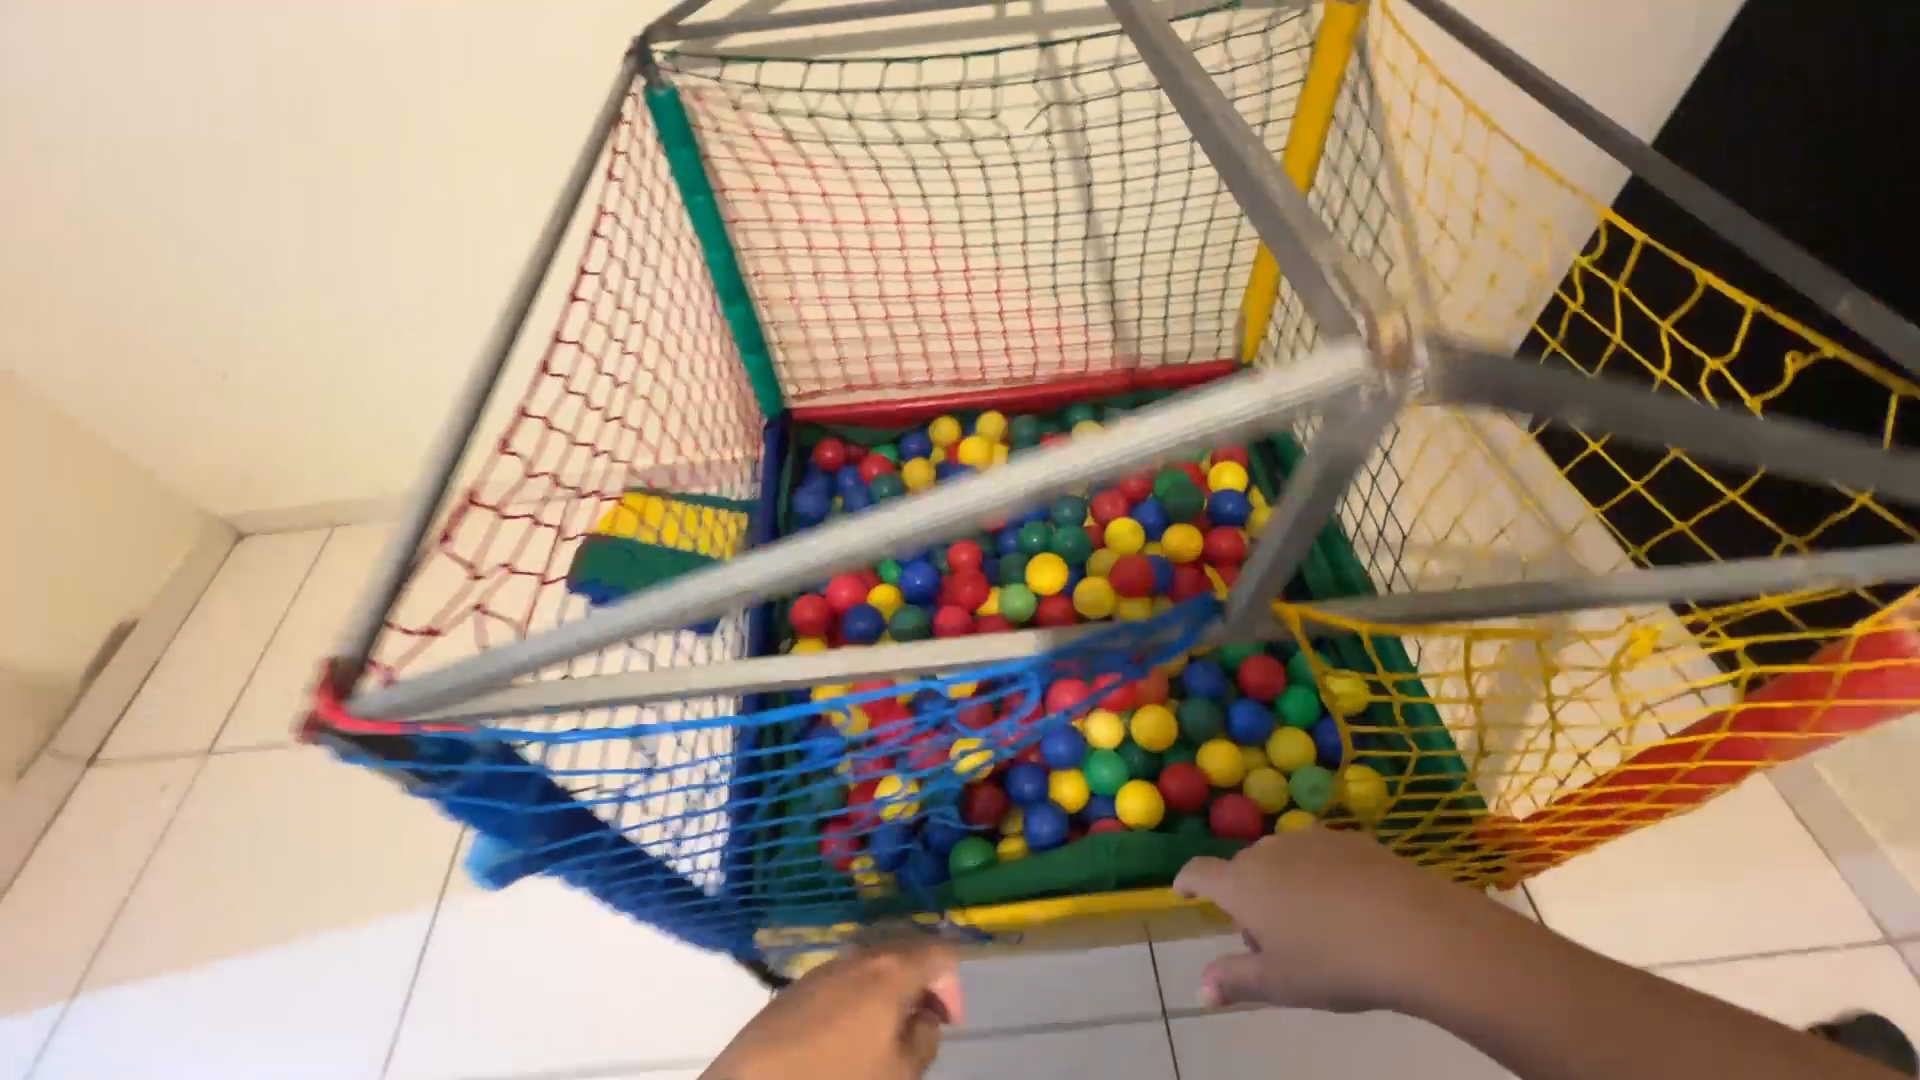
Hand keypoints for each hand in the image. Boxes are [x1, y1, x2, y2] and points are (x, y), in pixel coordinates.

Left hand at [703, 940, 965, 1079]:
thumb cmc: (839, 1078)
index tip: (950, 1022)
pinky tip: (853, 1029)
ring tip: (891, 1027)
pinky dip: (862, 992)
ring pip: (874, 962)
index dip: (954, 983)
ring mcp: (826, 966)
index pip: (941, 951)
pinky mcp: (799, 984)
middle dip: (924, 980)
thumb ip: (924, 1040)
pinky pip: (846, 976)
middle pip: (907, 949)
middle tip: (927, 1020)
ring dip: (892, 986)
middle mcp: (861, 955)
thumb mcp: (898, 1073)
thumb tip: (925, 1017)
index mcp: (892, 969)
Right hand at [1173, 828, 1508, 1012]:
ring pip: (1282, 858)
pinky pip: (1321, 855)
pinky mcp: (1352, 839)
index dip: (1188, 880)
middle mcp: (1268, 852)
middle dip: (1246, 896)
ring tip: (1313, 923)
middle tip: (1269, 939)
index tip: (1184, 890)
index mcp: (1241, 884)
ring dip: (1283, 882)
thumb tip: (1200, 992)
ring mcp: (1311, 840)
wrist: (1419, 933)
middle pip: (1243, 868)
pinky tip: (1351, 905)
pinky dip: (1322, 874)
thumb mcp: (1281, 984)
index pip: (1199, 871)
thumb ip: (1236, 982)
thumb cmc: (1335, 964)